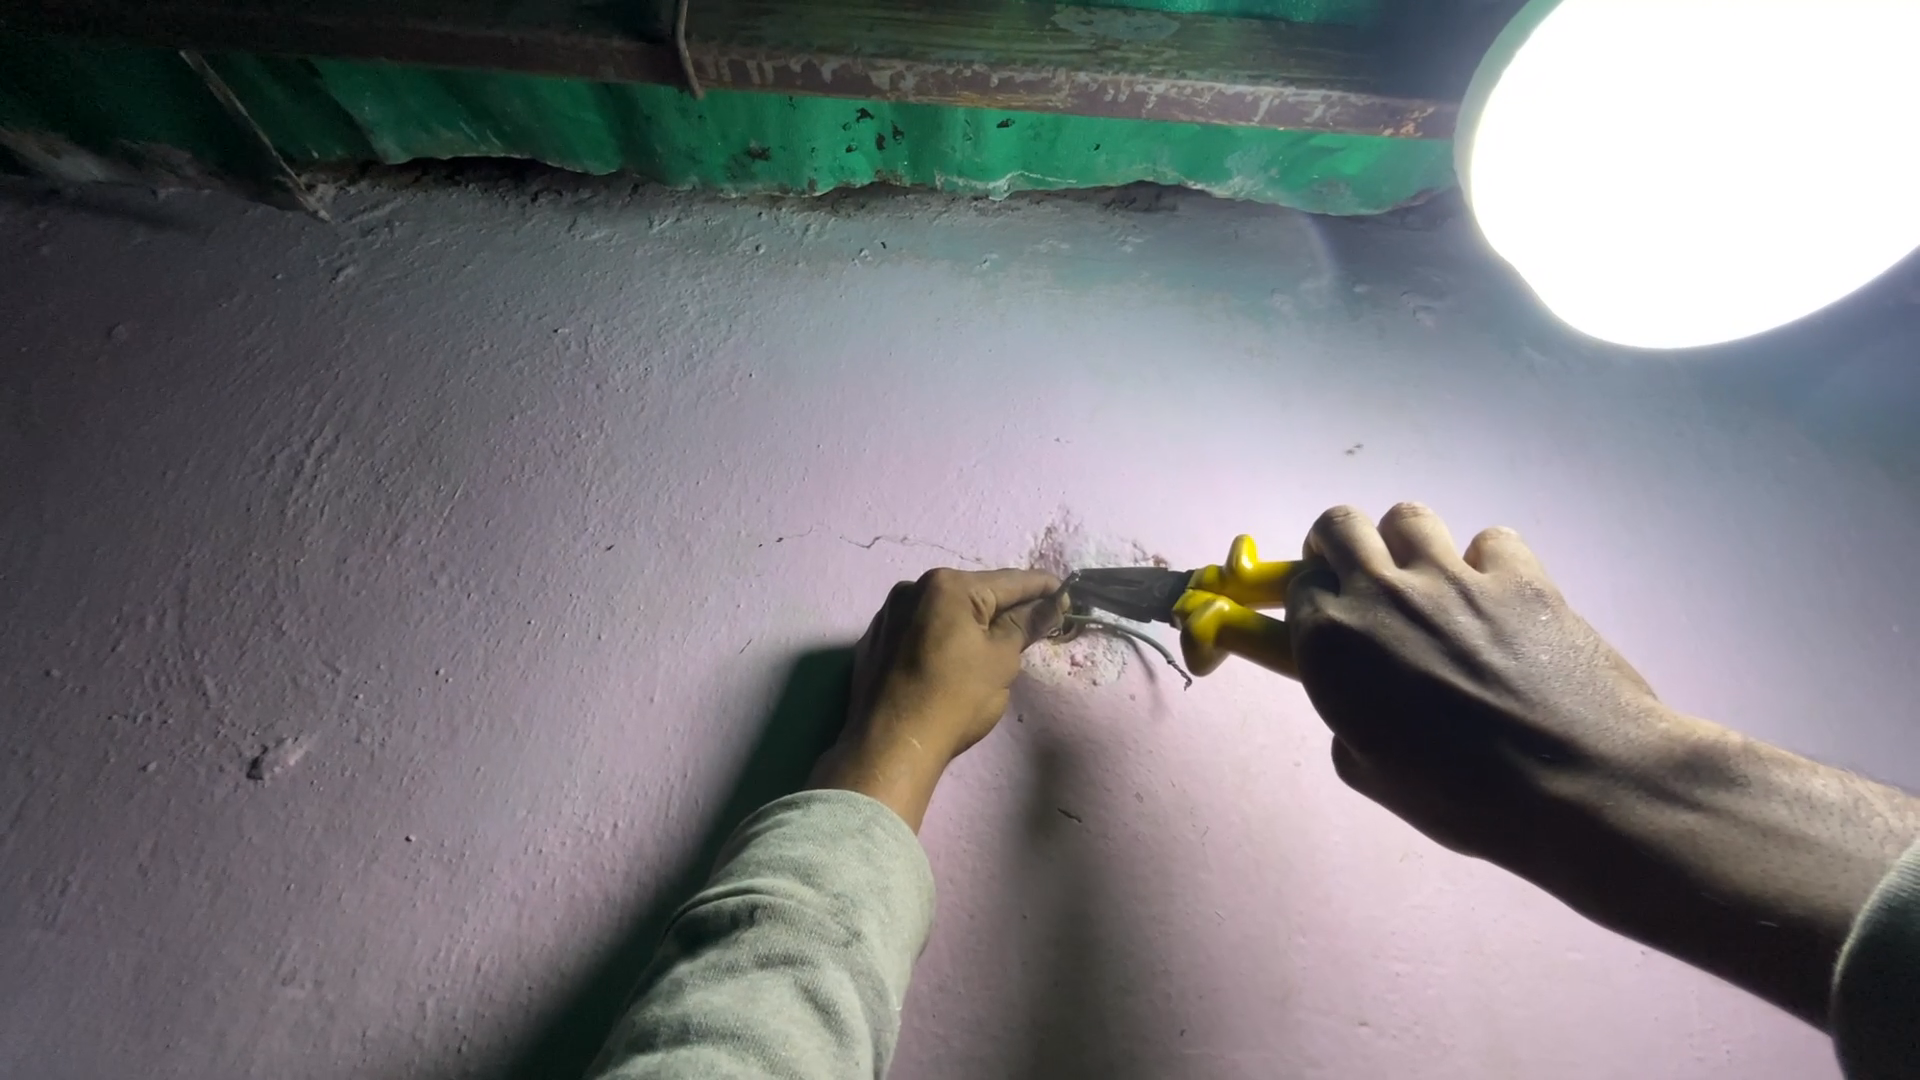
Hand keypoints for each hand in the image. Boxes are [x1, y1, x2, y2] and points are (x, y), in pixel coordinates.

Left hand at [812, 568, 1063, 830]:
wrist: (890, 746)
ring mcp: (889, 613)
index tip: (1065, 593)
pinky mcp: (875, 640)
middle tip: (1035, 623)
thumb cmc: (955, 699)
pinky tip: (951, 661)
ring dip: (970, 622)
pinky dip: (941, 637)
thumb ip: (1026, 624)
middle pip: (974, 593)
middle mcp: (914, 588)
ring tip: (993, 646)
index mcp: (948, 586)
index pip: (1009, 581)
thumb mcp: (1002, 660)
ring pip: (944, 611)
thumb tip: (1050, 604)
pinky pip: (920, 629)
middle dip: (1004, 607)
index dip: (1042, 587)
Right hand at [1284, 502, 1679, 866]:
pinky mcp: (1519, 577)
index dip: (1313, 599)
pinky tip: (1499, 598)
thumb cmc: (1458, 794)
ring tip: (1425, 578)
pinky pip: (1492, 540)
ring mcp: (1451, 578)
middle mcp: (1379, 592)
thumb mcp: (1365, 770)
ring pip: (1408, 517)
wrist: (1579, 787)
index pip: (1299, 585)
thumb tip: (1359, 705)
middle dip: (1337, 543)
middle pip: (1339, 525)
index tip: (1326, 618)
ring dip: (1406, 542)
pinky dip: (1489, 562)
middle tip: (1354, 572)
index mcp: (1329, 639)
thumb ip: (1344, 718)